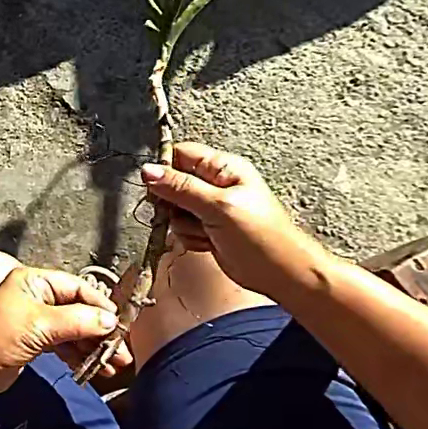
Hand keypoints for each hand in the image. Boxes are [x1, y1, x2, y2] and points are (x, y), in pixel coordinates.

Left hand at [0, 266, 120, 404]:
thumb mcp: (39, 325)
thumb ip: (77, 321)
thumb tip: (110, 321)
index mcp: (32, 281)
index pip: (76, 287)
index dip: (99, 305)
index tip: (118, 324)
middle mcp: (34, 296)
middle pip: (78, 309)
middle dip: (100, 330)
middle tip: (120, 351)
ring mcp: (34, 319)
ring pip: (73, 329)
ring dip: (93, 346)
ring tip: (113, 364)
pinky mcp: (34, 341)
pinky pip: (64, 344)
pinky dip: (79, 355)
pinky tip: (94, 368)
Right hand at [140, 143, 331, 298]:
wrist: (279, 273)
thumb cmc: (261, 236)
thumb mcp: (217, 206)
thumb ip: (180, 188)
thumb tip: (148, 170)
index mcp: (223, 167)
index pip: (180, 154)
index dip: (164, 169)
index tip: (158, 189)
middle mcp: (215, 184)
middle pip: (172, 184)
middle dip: (172, 203)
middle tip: (188, 214)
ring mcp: (210, 208)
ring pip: (174, 210)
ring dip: (184, 225)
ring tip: (207, 232)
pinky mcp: (206, 228)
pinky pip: (182, 229)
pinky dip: (190, 238)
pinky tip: (209, 242)